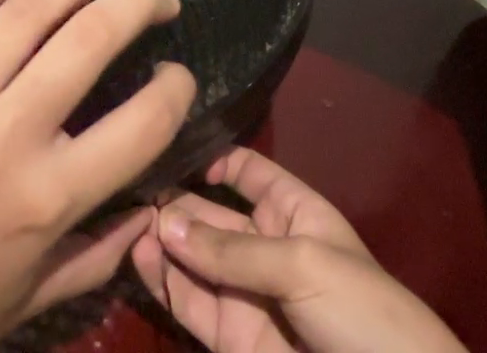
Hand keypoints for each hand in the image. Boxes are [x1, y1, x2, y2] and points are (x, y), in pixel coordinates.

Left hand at [0, 0, 194, 352]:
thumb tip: (150, 208)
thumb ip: (100, 251)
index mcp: (47, 200)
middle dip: (140, 5)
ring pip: (27, 9)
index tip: (178, 76)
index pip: (144, 122)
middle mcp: (5, 136)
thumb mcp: (32, 301)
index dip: (176, 89)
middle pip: (91, 39)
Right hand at [132, 147, 467, 352]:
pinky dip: (163, 282)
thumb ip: (232, 250)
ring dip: (162, 241)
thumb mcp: (303, 264)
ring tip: (126, 222)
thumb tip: (165, 225)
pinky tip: (139, 257)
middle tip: (129, 190)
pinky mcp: (230, 336)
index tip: (170, 152)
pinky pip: (190, 303)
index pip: (248, 173)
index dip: (214, 160)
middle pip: (210, 214)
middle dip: (174, 203)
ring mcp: (244, 293)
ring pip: (193, 258)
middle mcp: (263, 245)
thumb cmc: (360, 309)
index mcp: (294, 213)